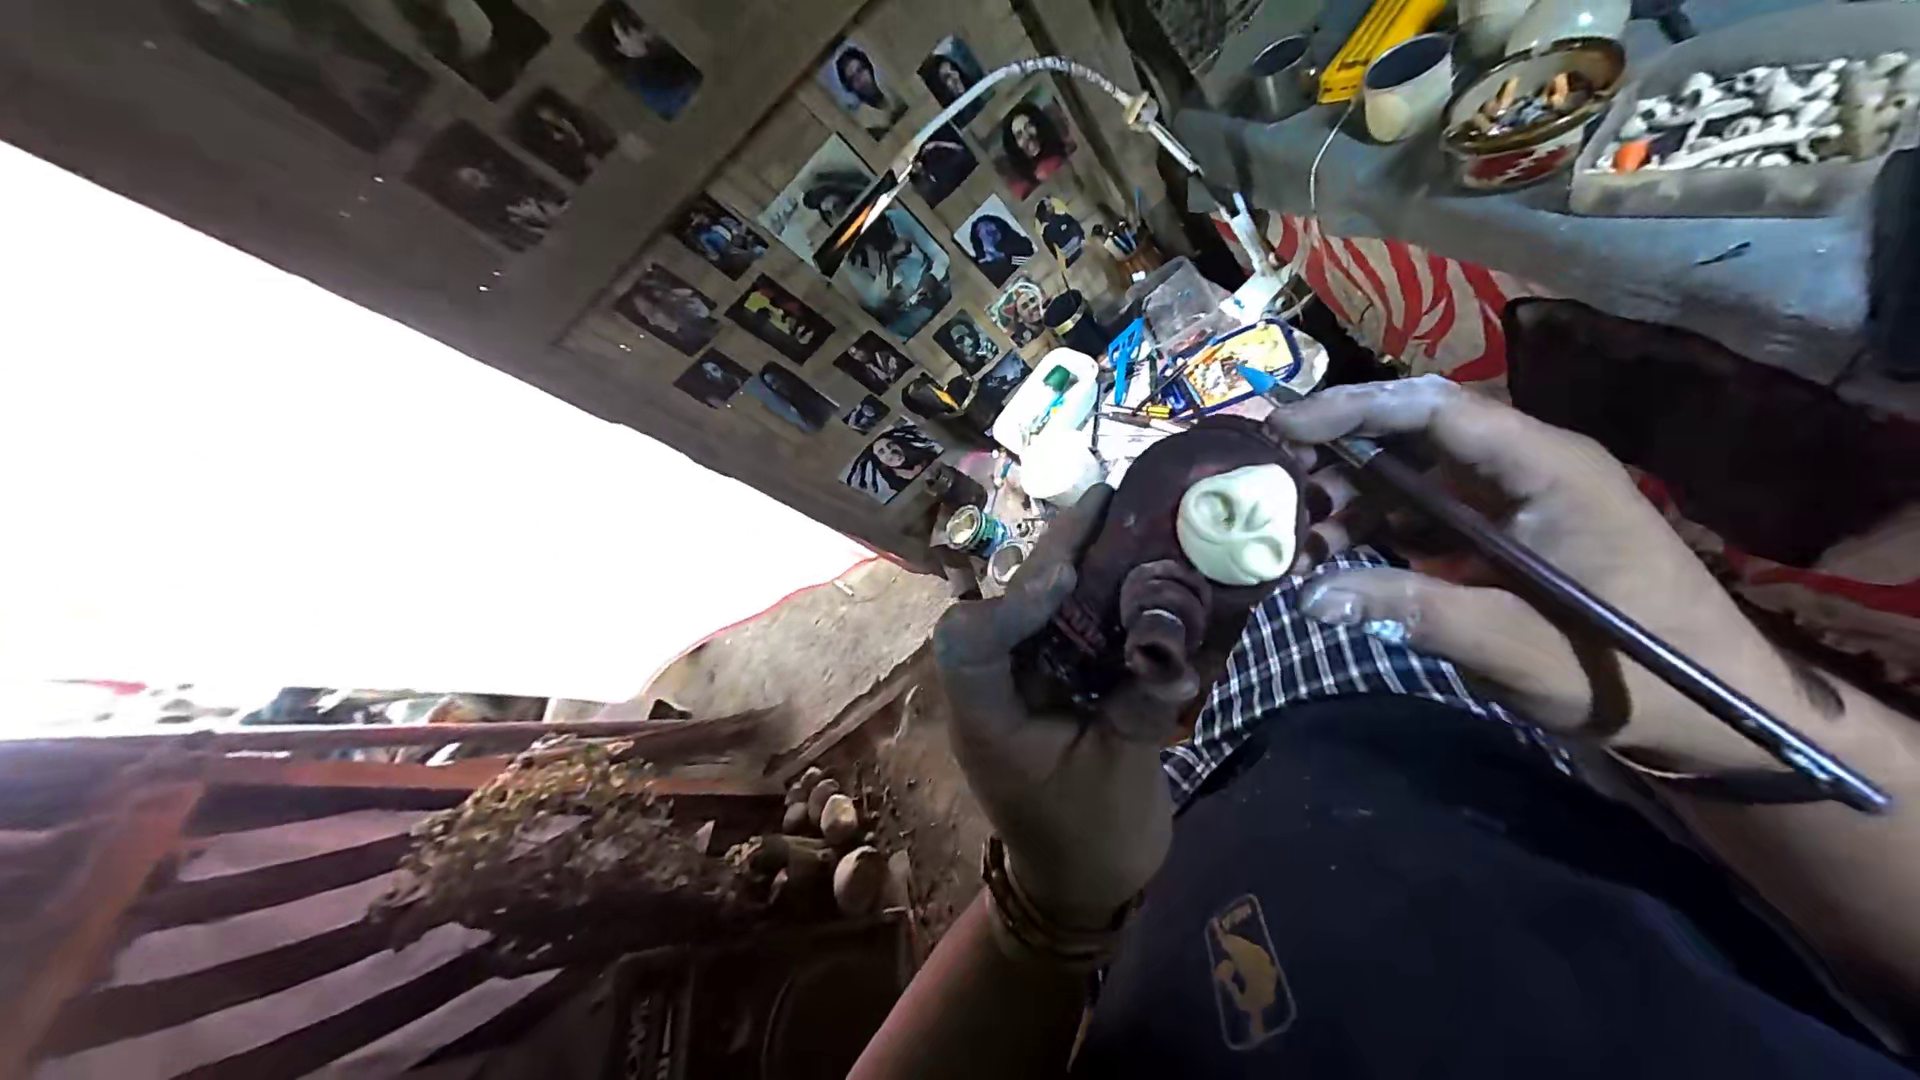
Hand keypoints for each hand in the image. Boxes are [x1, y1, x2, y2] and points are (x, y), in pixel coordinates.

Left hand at [933, 486, 1178, 925]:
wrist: (1078, 877)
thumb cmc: (1091, 840)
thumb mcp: (1121, 781)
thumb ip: (1137, 712)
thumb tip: (1173, 650)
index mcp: (986, 720)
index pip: (967, 643)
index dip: (1011, 604)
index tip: (1066, 579)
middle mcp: (991, 688)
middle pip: (1002, 605)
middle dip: (1050, 554)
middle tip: (1101, 505)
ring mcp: (1016, 681)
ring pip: (1030, 606)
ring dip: (1069, 561)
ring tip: (1114, 516)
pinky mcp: (1042, 679)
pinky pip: (1056, 625)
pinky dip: (1087, 594)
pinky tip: (1123, 566)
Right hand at [1270, 376, 1804, 771]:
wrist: (1708, 709)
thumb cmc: (1632, 671)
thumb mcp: (1515, 647)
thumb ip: (1412, 613)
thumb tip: (1307, 597)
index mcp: (1548, 470)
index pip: (1437, 410)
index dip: (1354, 410)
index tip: (1283, 430)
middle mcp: (1520, 465)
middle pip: (1408, 431)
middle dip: (1332, 451)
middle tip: (1270, 482)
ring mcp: (1502, 495)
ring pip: (1400, 469)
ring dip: (1340, 495)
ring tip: (1292, 536)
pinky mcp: (1486, 526)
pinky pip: (1408, 508)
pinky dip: (1361, 525)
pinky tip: (1326, 555)